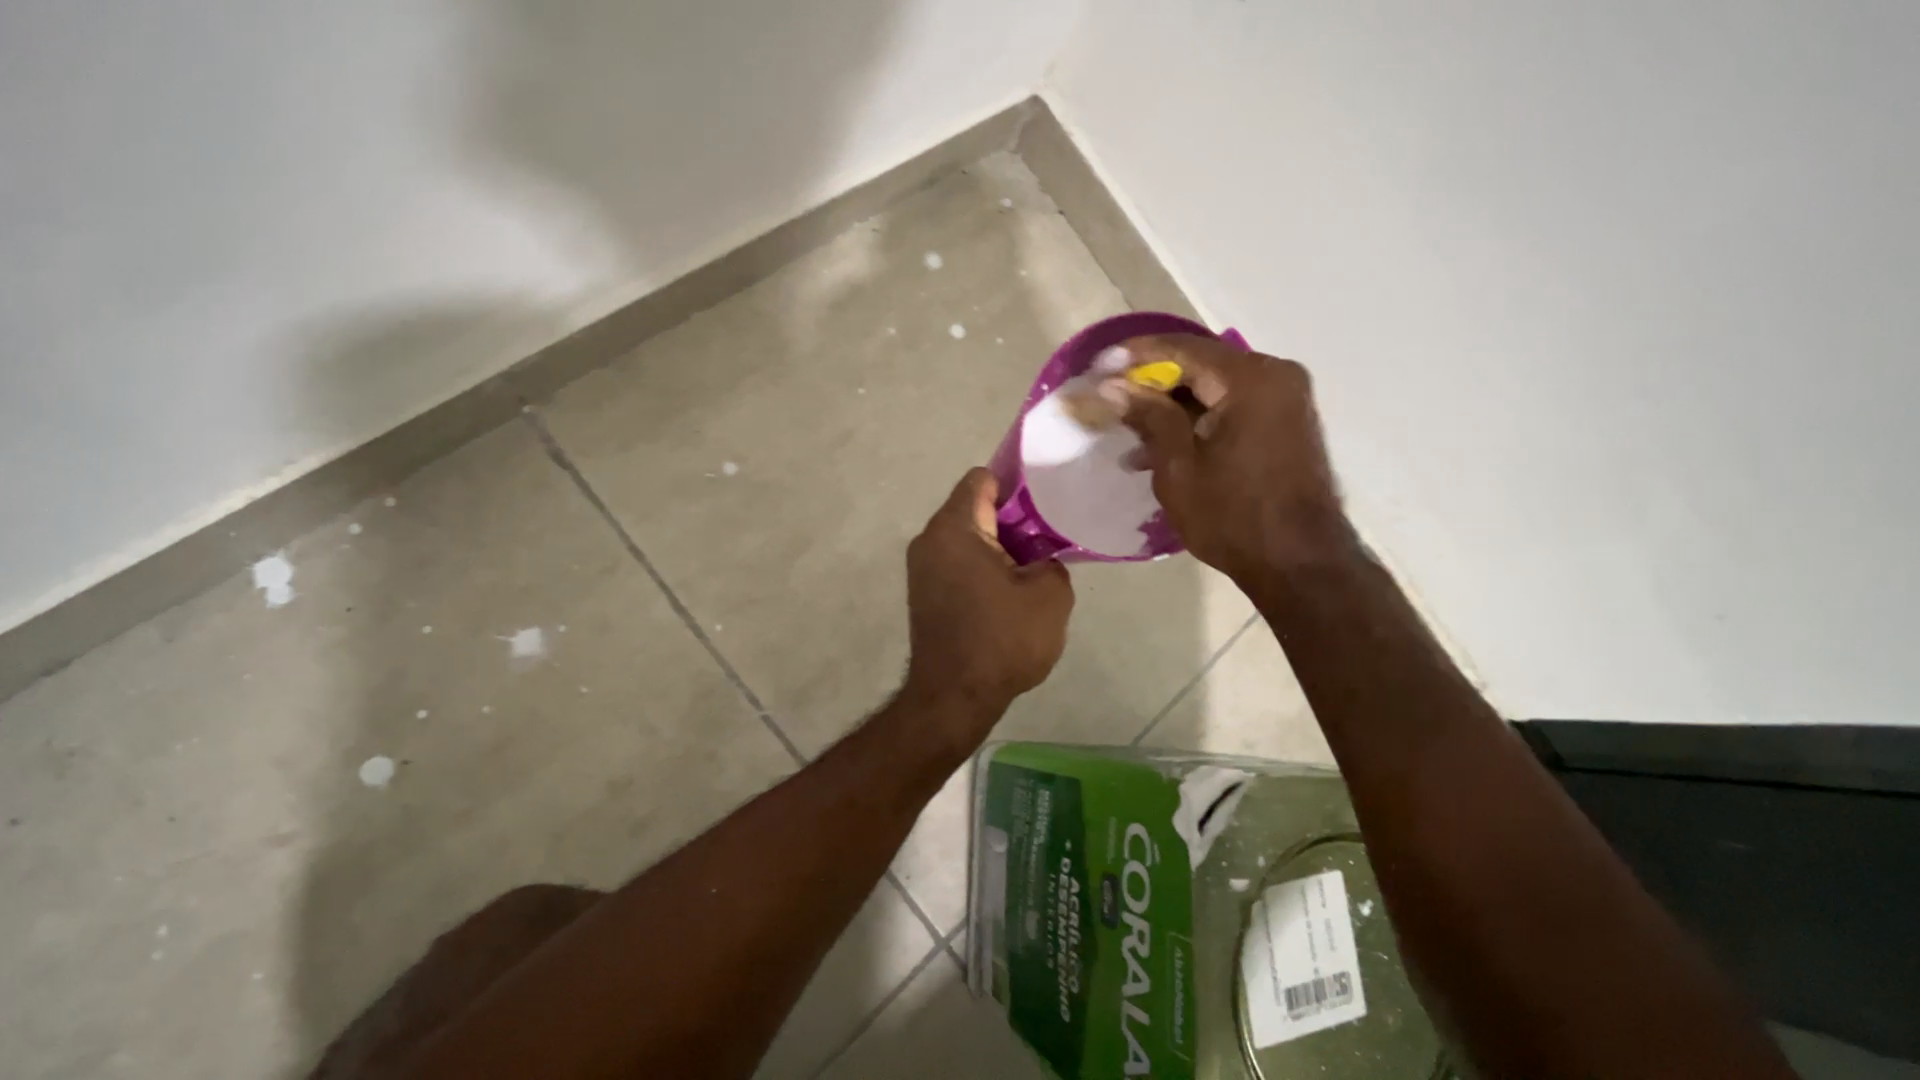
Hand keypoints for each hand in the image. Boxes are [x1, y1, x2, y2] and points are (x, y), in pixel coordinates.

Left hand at [902, 469, 1074, 731]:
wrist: (954, 698)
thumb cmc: (1002, 639)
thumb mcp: (1050, 595)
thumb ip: (1052, 561)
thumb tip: (1040, 560)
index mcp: (955, 527)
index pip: (983, 479)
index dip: (1017, 484)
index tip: (1047, 501)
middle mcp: (930, 540)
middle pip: (974, 508)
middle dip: (1013, 519)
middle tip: (1050, 535)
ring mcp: (922, 570)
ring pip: (967, 540)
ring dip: (1000, 548)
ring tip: (1035, 567)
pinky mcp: (925, 596)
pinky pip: (958, 565)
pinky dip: (984, 569)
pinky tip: (1012, 593)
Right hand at [1101, 334, 1356, 587]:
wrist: (1300, 564)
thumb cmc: (1233, 516)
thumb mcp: (1178, 467)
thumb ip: (1147, 416)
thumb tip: (1112, 385)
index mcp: (1250, 378)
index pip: (1182, 348)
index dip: (1135, 356)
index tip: (1098, 368)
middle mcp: (1275, 375)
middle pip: (1201, 365)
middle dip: (1153, 383)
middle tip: (1111, 401)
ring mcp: (1286, 400)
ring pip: (1215, 388)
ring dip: (1174, 407)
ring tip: (1131, 437)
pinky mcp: (1287, 424)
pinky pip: (1234, 407)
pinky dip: (1199, 421)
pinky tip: (1165, 448)